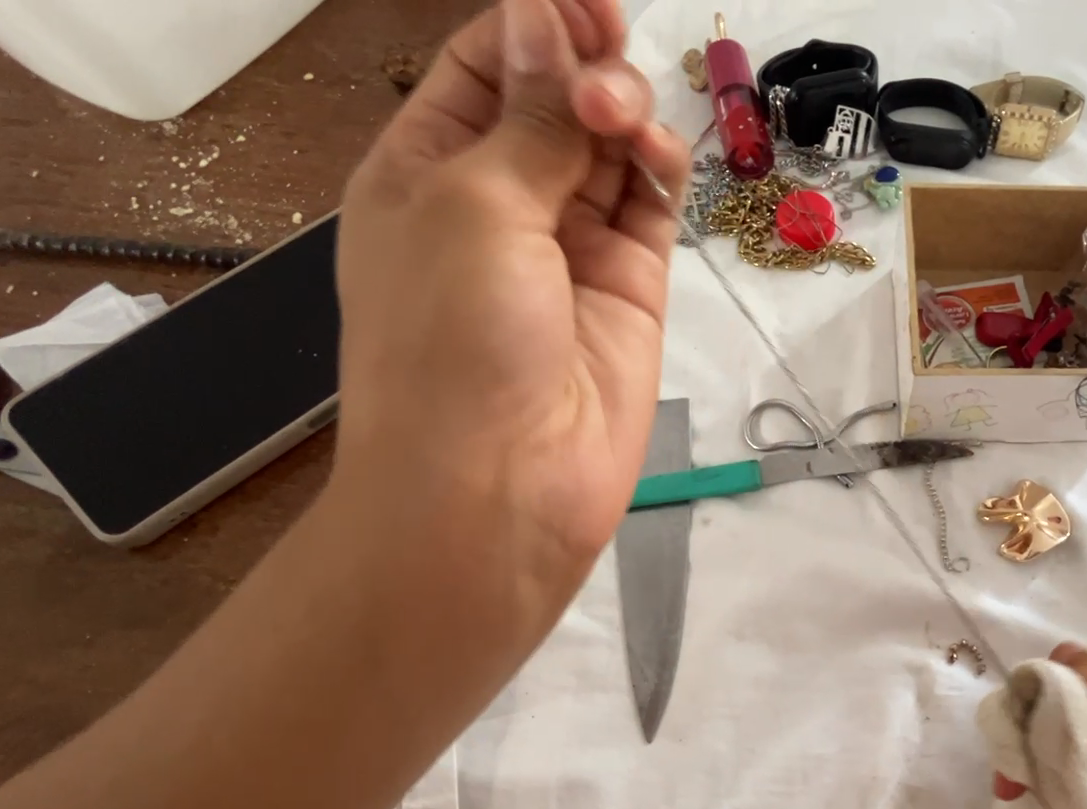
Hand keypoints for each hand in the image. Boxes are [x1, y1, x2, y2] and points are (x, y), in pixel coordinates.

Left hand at [330, 0, 689, 641]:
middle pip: (556, 97)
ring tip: (622, 124)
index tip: (584, 4)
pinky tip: (654, 158)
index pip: (488, 66)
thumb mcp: (470, 204)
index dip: (536, 23)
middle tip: (599, 91)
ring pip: (613, 148)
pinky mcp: (631, 287)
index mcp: (429, 169)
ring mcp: (572, 246)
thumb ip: (526, 115)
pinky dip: (657, 170)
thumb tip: (546, 19)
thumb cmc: (452, 338)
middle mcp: (503, 200)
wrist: (504, 483)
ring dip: (624, 113)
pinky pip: (650, 206)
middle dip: (584, 68)